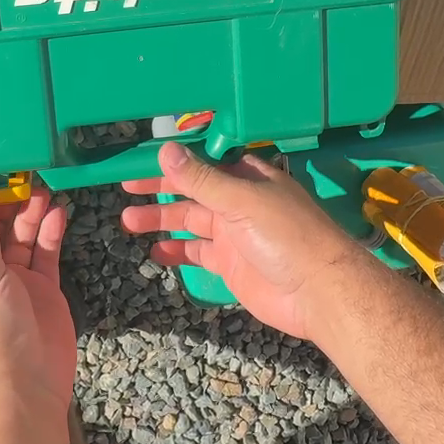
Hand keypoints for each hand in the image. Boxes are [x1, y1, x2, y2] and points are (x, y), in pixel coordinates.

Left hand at [0, 179, 75, 412]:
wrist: (23, 396)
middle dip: (6, 201)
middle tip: (24, 174)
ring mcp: (16, 283)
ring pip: (21, 237)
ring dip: (30, 212)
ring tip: (43, 188)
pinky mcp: (44, 291)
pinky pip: (46, 254)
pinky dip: (51, 232)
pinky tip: (58, 213)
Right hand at [120, 142, 372, 340]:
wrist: (319, 292)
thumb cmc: (286, 235)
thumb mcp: (241, 201)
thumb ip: (201, 179)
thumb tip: (165, 150)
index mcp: (245, 176)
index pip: (202, 162)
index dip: (172, 161)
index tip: (140, 160)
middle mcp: (237, 200)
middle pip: (191, 190)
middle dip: (159, 190)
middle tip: (124, 190)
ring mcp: (233, 233)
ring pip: (189, 220)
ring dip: (161, 219)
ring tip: (127, 221)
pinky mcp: (231, 264)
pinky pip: (197, 253)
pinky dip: (177, 251)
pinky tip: (155, 252)